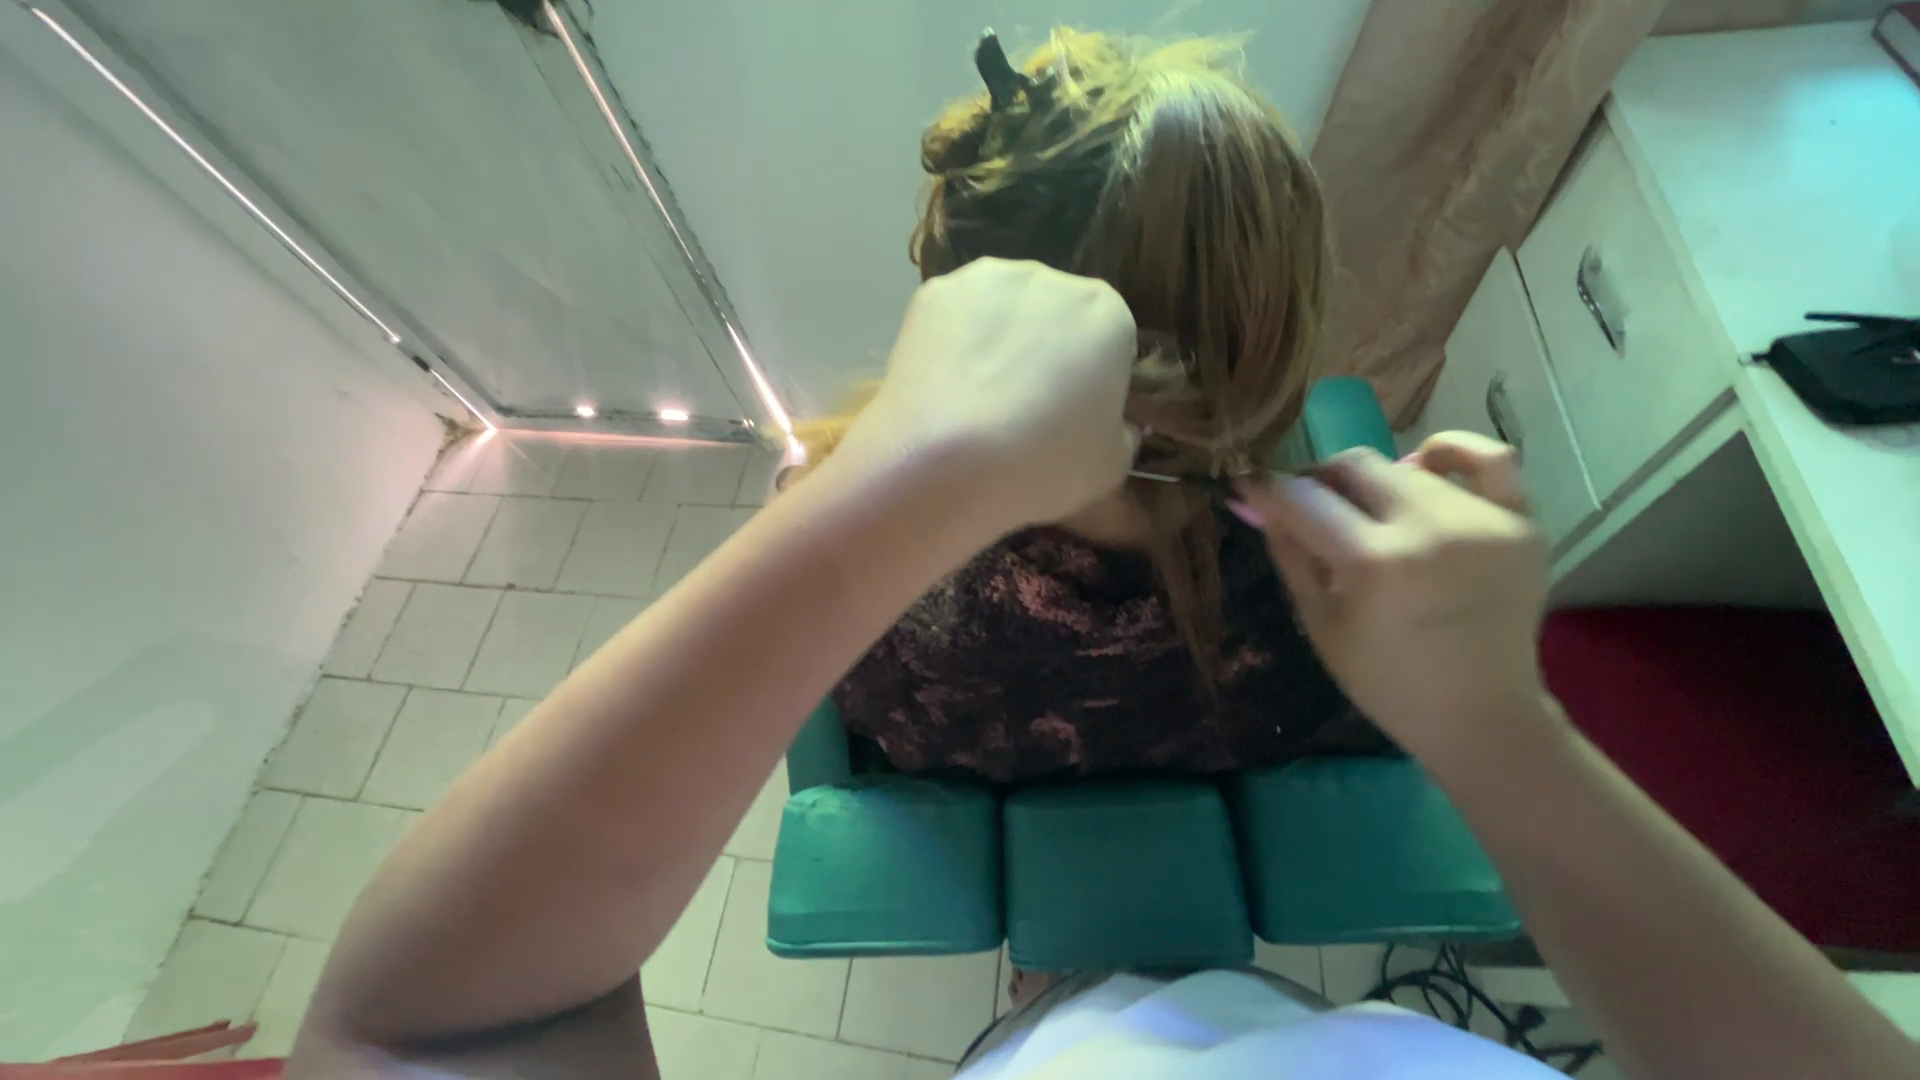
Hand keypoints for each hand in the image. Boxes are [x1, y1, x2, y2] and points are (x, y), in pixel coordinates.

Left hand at [838, 258, 1139, 530]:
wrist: (940, 463)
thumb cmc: (1041, 466)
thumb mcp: (1110, 467)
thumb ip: (1123, 432)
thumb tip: (1116, 422)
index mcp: (1107, 314)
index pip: (1110, 340)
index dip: (1092, 379)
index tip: (1071, 414)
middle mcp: (1051, 279)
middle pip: (1055, 314)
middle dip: (1045, 350)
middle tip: (1023, 408)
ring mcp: (987, 279)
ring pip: (1002, 309)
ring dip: (998, 339)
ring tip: (976, 397)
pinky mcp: (933, 291)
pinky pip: (955, 317)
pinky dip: (952, 342)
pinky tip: (943, 385)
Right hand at [1235, 433, 1552, 762]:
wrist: (1480, 714)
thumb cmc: (1383, 680)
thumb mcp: (1318, 621)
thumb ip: (1288, 551)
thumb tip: (1253, 500)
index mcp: (1374, 562)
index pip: (1303, 497)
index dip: (1267, 489)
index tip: (1250, 487)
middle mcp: (1430, 528)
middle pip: (1353, 465)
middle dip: (1319, 481)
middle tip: (1313, 510)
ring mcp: (1483, 521)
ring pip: (1406, 466)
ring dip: (1375, 485)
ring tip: (1373, 517)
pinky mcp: (1522, 523)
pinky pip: (1490, 457)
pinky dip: (1451, 452)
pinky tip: (1426, 465)